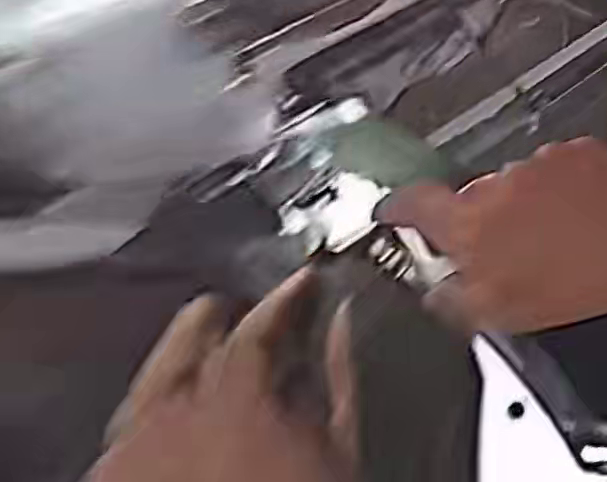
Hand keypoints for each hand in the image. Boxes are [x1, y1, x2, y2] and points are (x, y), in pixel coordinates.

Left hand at [89, 268, 352, 481]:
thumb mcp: (338, 431)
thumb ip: (338, 369)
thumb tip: (341, 318)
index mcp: (231, 407)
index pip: (250, 333)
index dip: (280, 300)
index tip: (304, 281)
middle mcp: (169, 429)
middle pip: (178, 358)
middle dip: (204, 323)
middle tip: (227, 302)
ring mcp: (130, 463)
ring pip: (143, 396)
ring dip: (174, 365)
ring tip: (197, 351)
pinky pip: (127, 435)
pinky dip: (153, 409)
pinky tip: (175, 409)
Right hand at [378, 138, 606, 331]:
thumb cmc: (584, 278)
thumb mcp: (501, 311)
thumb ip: (453, 296)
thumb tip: (438, 286)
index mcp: (472, 223)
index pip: (413, 203)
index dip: (400, 210)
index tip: (395, 213)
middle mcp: (504, 182)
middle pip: (473, 194)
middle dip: (481, 218)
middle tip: (510, 247)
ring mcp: (545, 160)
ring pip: (518, 180)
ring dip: (528, 200)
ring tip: (560, 231)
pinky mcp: (581, 148)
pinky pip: (557, 165)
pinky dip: (562, 183)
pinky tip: (583, 208)